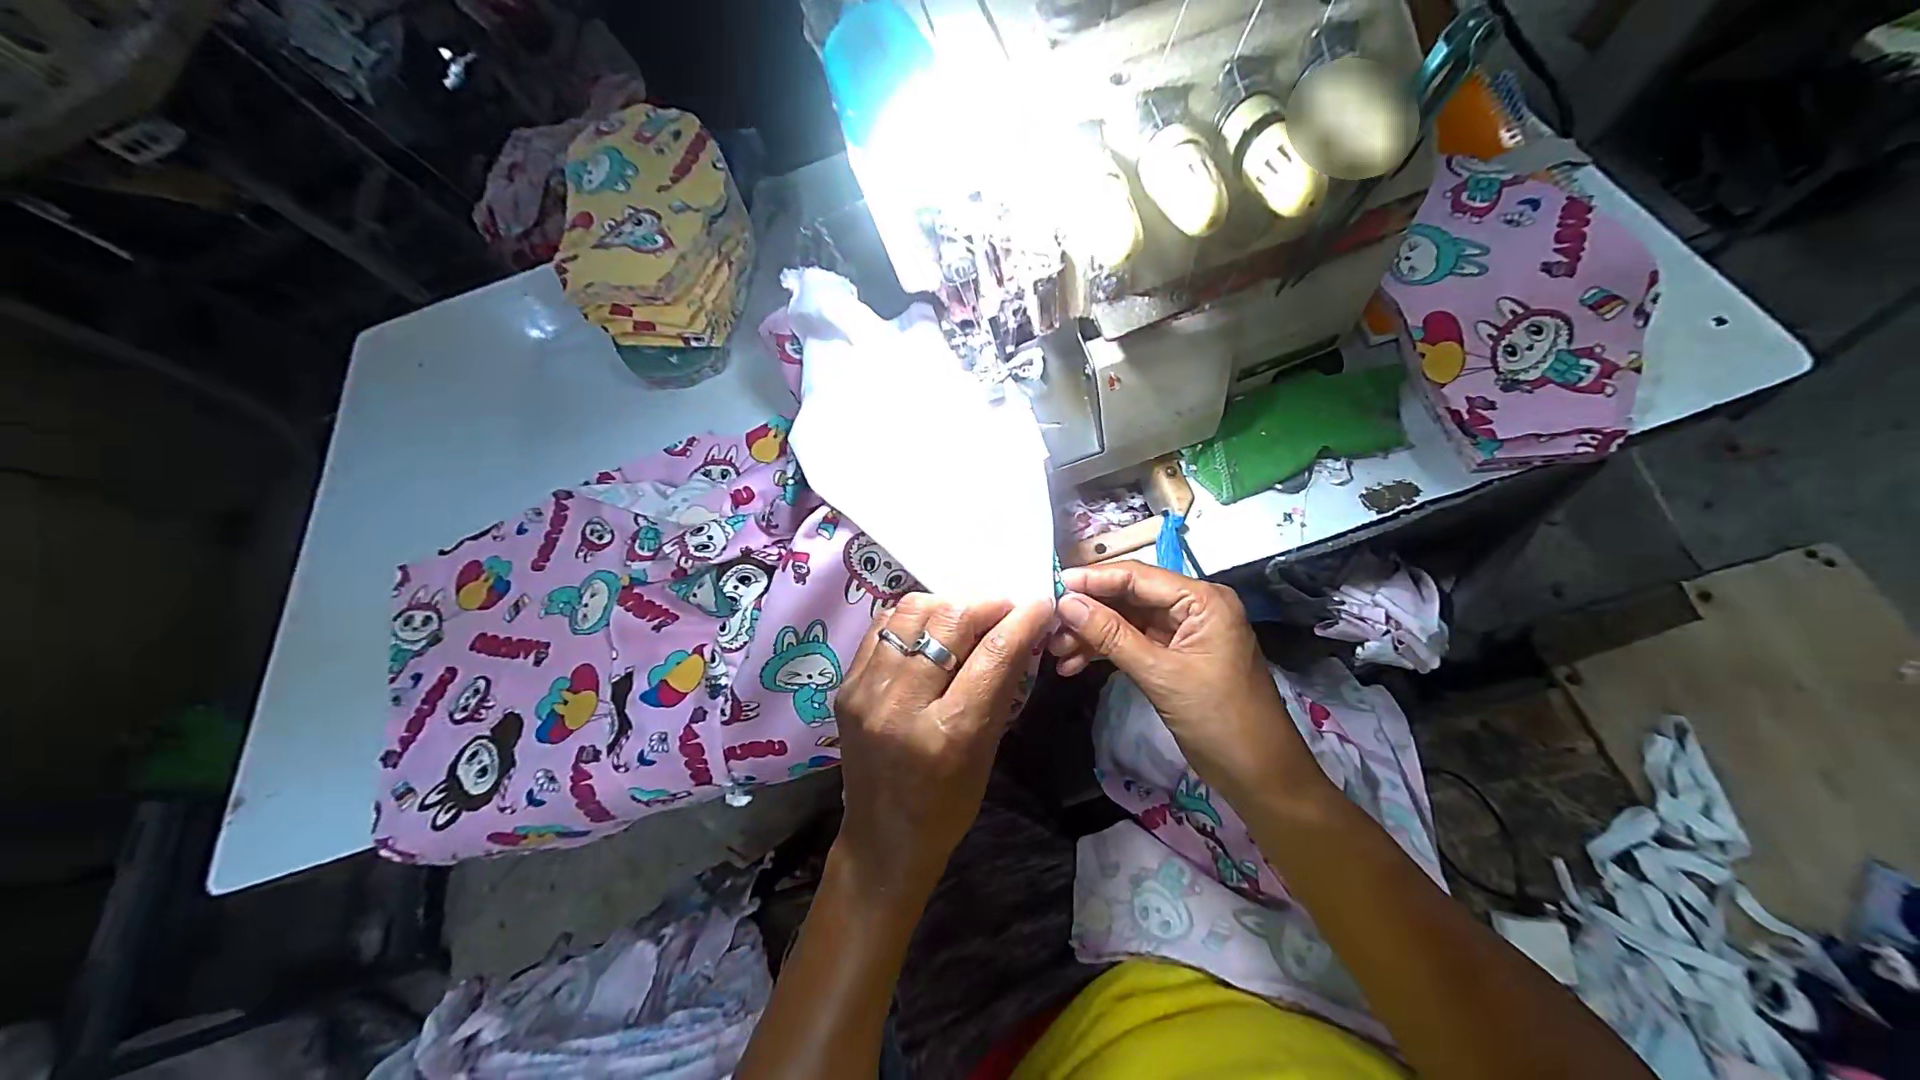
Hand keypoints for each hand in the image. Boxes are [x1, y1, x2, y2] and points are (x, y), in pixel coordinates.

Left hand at [833, 593, 1054, 897]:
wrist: (883, 838)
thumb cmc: (947, 805)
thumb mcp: (987, 750)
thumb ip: (1002, 685)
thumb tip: (1023, 629)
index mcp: (947, 733)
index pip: (991, 655)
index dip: (1021, 620)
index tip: (1039, 603)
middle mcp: (900, 706)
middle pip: (947, 622)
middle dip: (983, 605)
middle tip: (1002, 609)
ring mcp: (865, 692)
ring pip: (910, 612)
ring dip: (946, 606)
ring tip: (964, 618)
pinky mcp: (845, 685)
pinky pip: (883, 627)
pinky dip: (912, 619)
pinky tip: (929, 630)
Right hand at [1050, 564, 1318, 804]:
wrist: (1259, 774)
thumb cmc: (1219, 718)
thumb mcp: (1161, 674)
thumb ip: (1111, 635)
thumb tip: (1066, 603)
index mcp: (1202, 600)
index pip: (1138, 576)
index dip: (1094, 580)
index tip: (1053, 586)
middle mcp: (1193, 607)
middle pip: (1129, 597)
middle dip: (1089, 611)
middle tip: (1050, 625)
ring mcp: (1183, 633)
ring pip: (1126, 621)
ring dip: (1092, 634)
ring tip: (1056, 651)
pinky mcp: (1174, 657)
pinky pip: (1133, 643)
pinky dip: (1106, 652)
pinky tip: (1075, 664)